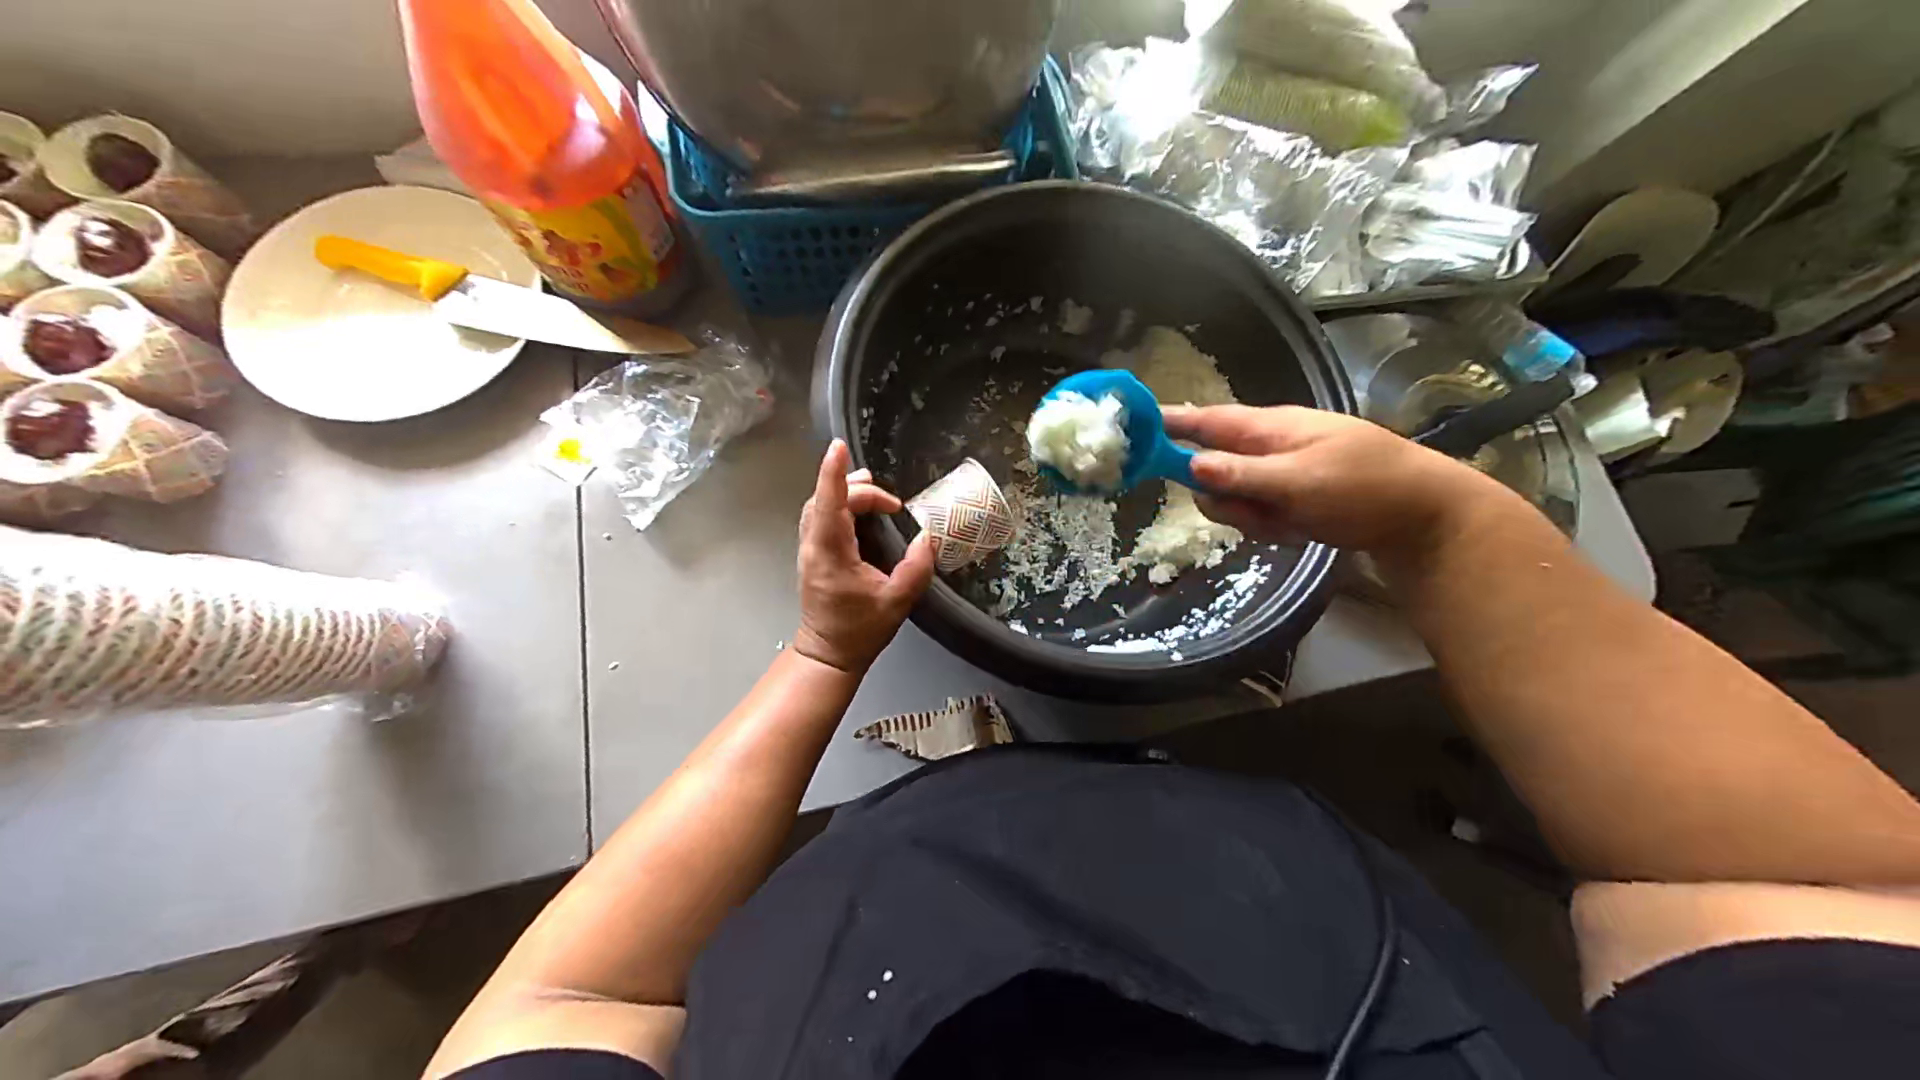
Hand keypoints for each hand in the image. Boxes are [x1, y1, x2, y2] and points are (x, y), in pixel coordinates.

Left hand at [793, 440, 934, 673]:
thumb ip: (916, 568)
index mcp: (831, 554)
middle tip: (890, 501)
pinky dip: (838, 504)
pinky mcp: (812, 555)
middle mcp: (814, 546)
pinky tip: (858, 509)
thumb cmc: (859, 631)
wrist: (828, 654)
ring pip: (819, 506)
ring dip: (845, 492)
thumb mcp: (897, 602)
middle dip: (856, 487)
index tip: (839, 447)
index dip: (835, 472)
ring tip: (874, 492)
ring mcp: (809, 550)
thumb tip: (928, 538)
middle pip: (826, 499)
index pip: (829, 503)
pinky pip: (820, 517)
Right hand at [1163, 404, 1514, 562]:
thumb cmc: (1365, 487)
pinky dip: (1272, 527)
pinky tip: (1303, 529)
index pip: (1204, 420)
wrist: (1426, 519)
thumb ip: (1240, 474)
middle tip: (1252, 509)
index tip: (1132, 430)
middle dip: (1223, 495)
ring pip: (1232, 497)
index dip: (1168, 423)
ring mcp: (1278, 475)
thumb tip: (1188, 463)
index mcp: (1268, 427)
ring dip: (1250, 516)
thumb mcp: (1298, 482)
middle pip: (1211, 470)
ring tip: (1289, 522)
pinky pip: (1256, 515)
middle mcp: (1267, 448)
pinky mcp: (1289, 500)